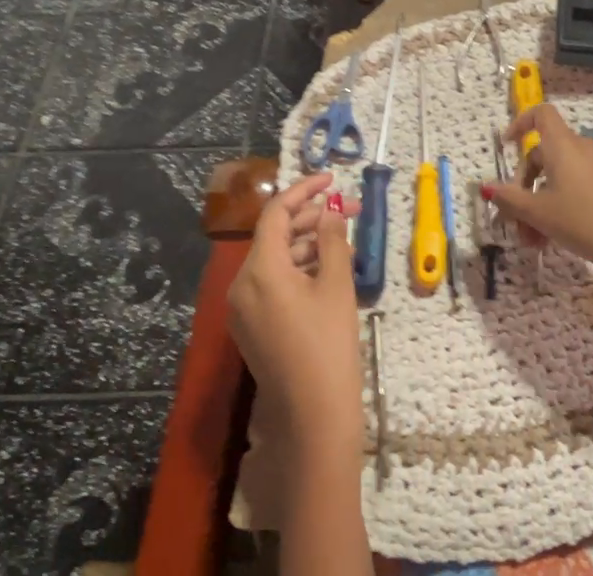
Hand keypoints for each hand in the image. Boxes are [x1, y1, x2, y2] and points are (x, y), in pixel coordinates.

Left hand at [227, 172, 362, 453]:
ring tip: (345, 242)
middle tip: (349, 210)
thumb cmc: (328, 344)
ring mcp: (244, 309)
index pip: (276, 214)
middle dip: (310, 218)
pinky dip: (300, 269)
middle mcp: (242, 285)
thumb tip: (330, 211)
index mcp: (259, 270)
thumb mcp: (336, 286)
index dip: (304, 190)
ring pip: (275, 260)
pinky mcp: (253, 327)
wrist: (312, 413)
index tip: (333, 178)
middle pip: (274, 236)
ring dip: (308, 244)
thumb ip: (333, 241)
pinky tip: (330, 271)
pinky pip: (273, 283)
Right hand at [484, 103, 592, 283]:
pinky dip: (559, 205)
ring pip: (558, 177)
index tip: (506, 147)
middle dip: (524, 187)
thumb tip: (487, 187)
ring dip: (539, 204)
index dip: (520, 123)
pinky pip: (576, 186)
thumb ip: (510, 199)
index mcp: (562, 145)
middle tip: (515, 220)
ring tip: (533, 241)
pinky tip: (553, 238)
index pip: (541, 114)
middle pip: (543, 155)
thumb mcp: (538, 213)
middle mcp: (581, 149)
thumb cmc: (581, 220)